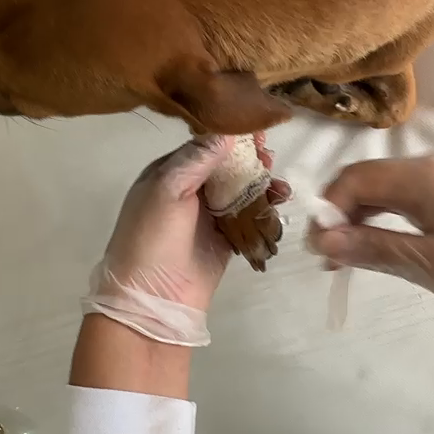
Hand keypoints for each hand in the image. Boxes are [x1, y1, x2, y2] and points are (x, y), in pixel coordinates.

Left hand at [82, 135, 286, 346]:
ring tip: (280, 186)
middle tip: (271, 158)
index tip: (259, 133)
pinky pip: (248, 217)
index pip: (204, 146)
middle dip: (250, 161)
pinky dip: (264, 210)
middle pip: (226, 167)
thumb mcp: (168, 190)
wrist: (153, 300)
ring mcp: (207, 216)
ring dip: (261, 185)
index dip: (231, 138)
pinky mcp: (224, 239)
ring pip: (240, 191)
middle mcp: (188, 191)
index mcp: (169, 173)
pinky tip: (279, 204)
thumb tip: (227, 133)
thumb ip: (197, 159)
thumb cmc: (153, 238)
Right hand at [306, 156, 433, 337]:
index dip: (328, 210)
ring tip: (345, 258)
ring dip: (357, 219)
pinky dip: (381, 219)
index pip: (355, 179)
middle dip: (339, 215)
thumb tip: (324, 243)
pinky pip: (402, 198)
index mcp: (425, 177)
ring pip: (382, 190)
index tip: (316, 250)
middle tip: (327, 259)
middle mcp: (430, 167)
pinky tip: (375, 245)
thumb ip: (377, 250)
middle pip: (365, 180)